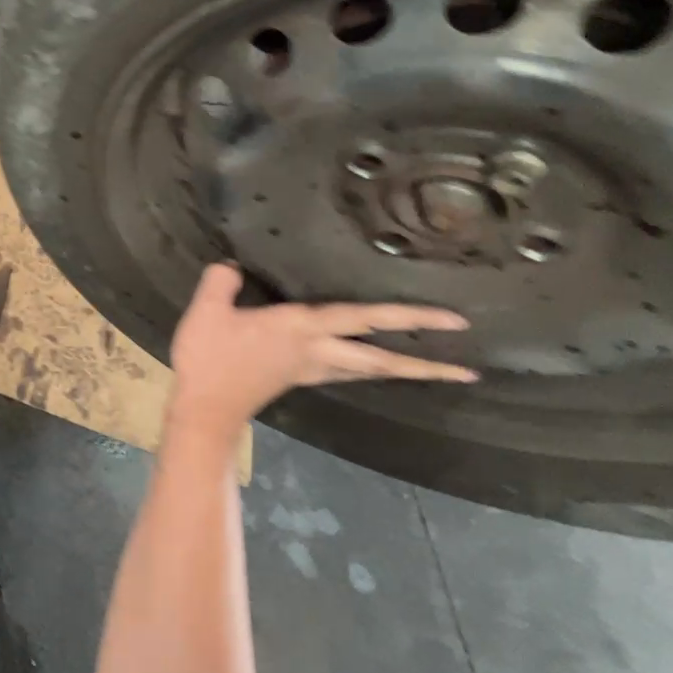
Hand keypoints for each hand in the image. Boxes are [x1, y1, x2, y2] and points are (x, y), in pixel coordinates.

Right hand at [166, 263, 475, 435]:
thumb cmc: (209, 358)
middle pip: (380, 358)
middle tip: (468, 371)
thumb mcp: (205, 313)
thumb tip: (233, 264)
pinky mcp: (298, 379)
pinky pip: (348, 373)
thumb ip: (220, 282)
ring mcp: (310, 369)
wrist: (204, 407)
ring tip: (433, 371)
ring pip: (369, 370)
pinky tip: (370, 370)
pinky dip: (371, 372)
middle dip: (424, 363)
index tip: (455, 321)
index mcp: (299, 328)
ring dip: (403, 371)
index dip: (408, 316)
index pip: (362, 318)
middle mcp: (316, 350)